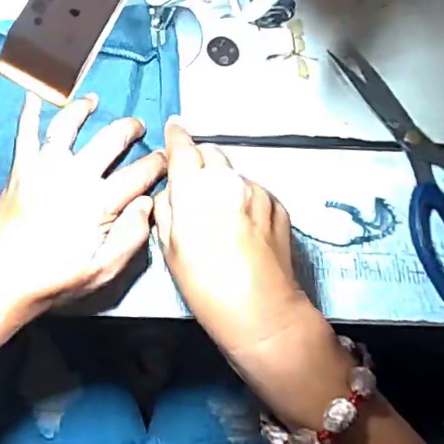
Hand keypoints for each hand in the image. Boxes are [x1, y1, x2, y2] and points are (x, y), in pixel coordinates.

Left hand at [0, 94, 166, 329]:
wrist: (0, 278)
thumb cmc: (53, 279)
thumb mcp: (103, 270)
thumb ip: (131, 236)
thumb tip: (148, 203)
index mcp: (99, 201)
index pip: (139, 174)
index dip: (158, 163)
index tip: (167, 158)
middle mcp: (74, 175)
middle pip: (110, 139)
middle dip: (129, 128)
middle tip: (138, 126)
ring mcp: (44, 168)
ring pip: (67, 126)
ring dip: (82, 109)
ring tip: (92, 100)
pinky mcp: (20, 169)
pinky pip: (25, 134)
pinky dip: (29, 113)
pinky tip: (32, 96)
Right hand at [155, 120, 347, 418]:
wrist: (265, 314)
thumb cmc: (205, 285)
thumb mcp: (169, 249)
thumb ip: (165, 210)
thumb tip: (169, 192)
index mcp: (195, 188)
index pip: (183, 147)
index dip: (175, 135)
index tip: (172, 128)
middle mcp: (227, 181)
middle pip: (210, 153)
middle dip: (198, 160)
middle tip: (190, 182)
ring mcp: (257, 192)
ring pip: (232, 172)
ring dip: (221, 181)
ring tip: (217, 211)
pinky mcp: (278, 207)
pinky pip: (253, 191)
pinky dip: (242, 197)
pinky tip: (240, 224)